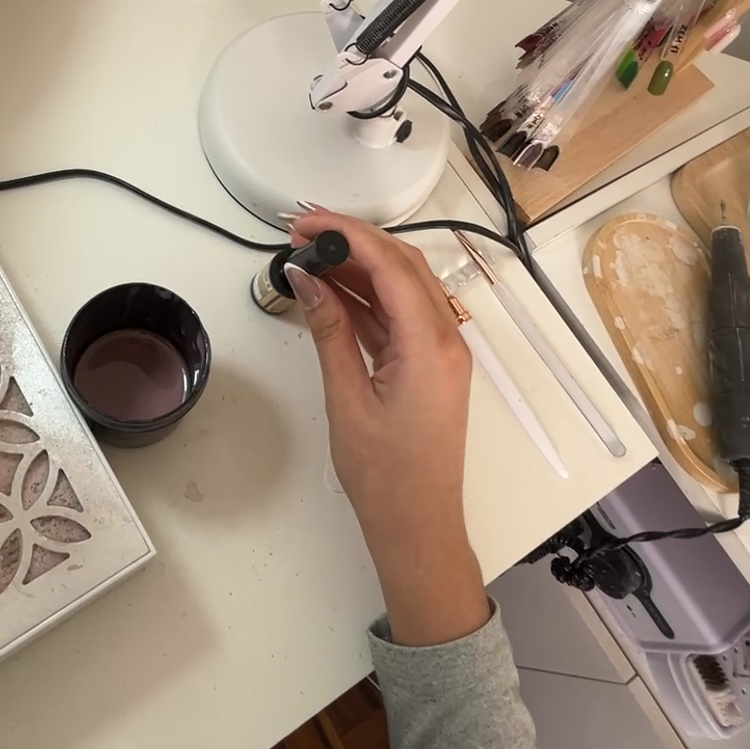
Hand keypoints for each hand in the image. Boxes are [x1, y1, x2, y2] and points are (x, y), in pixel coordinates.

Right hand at [285, 208, 488, 645]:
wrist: (418, 525)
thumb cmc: (385, 474)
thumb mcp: (347, 398)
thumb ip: (329, 331)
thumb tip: (306, 280)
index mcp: (432, 345)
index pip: (392, 265)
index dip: (348, 234)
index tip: (307, 223)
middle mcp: (446, 338)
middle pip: (402, 266)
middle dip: (353, 241)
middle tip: (303, 233)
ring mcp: (440, 350)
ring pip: (401, 287)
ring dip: (358, 267)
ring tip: (311, 256)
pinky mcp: (429, 363)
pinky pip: (398, 315)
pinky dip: (366, 298)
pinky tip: (332, 290)